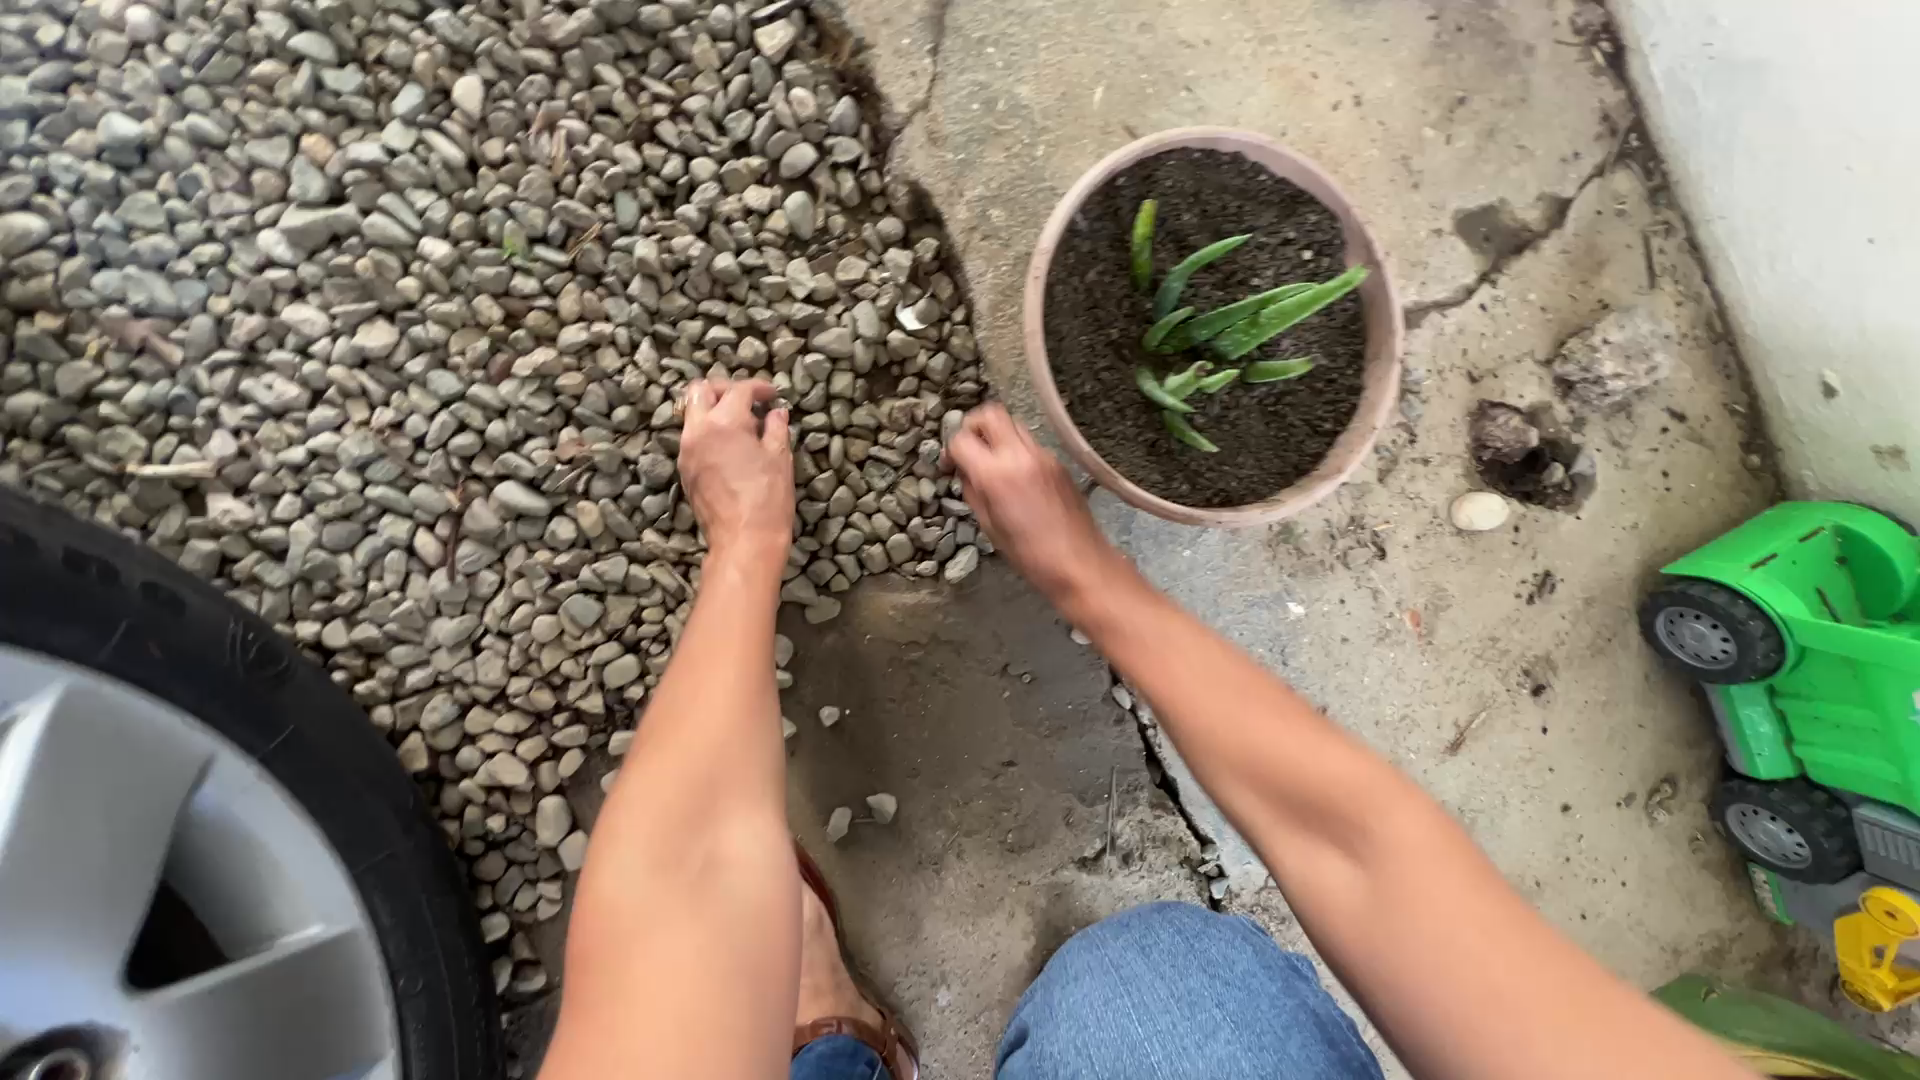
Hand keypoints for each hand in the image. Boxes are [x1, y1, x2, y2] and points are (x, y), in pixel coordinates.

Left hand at [678, 378, 792, 567]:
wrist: (744, 541)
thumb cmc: (768, 498)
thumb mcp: (780, 458)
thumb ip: (776, 428)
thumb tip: (776, 413)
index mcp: (724, 422)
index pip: (739, 390)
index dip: (759, 388)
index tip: (773, 395)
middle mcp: (697, 431)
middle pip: (701, 391)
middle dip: (725, 389)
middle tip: (748, 401)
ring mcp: (686, 451)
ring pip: (692, 414)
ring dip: (714, 410)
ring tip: (741, 426)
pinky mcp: (685, 470)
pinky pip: (692, 438)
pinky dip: (709, 432)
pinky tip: (731, 448)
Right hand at [944, 404, 1121, 601]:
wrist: (1079, 562)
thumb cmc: (1029, 555)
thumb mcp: (989, 526)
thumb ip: (972, 491)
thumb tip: (964, 472)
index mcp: (996, 474)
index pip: (962, 439)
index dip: (950, 449)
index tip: (950, 465)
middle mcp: (1020, 455)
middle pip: (991, 413)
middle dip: (973, 426)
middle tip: (968, 449)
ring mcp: (1043, 455)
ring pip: (1013, 424)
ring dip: (997, 436)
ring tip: (992, 463)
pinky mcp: (1058, 463)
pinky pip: (1030, 444)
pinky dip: (1016, 451)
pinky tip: (1016, 479)